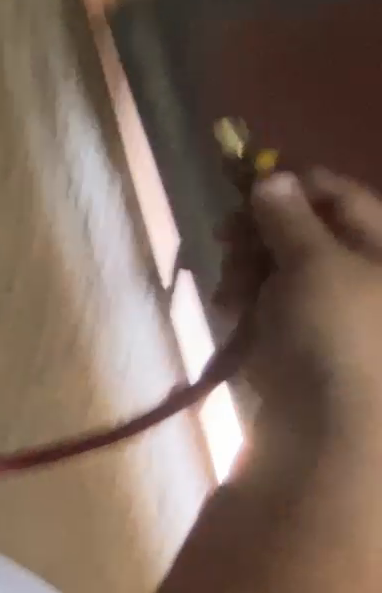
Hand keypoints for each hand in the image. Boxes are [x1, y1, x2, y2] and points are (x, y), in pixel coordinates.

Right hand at [233, 169, 381, 449]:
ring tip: (235, 293)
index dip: (294, 184)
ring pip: (275, 262)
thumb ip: (289, 219)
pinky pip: (264, 295)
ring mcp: (332, 301)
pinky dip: (245, 299)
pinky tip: (237, 313)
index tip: (242, 181)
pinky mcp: (300, 327)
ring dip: (245, 269)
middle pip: (302, 228)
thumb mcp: (314, 264)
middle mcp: (365, 271)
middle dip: (258, 232)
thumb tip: (270, 176)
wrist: (331, 416)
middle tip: (227, 239)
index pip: (342, 197)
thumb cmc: (339, 331)